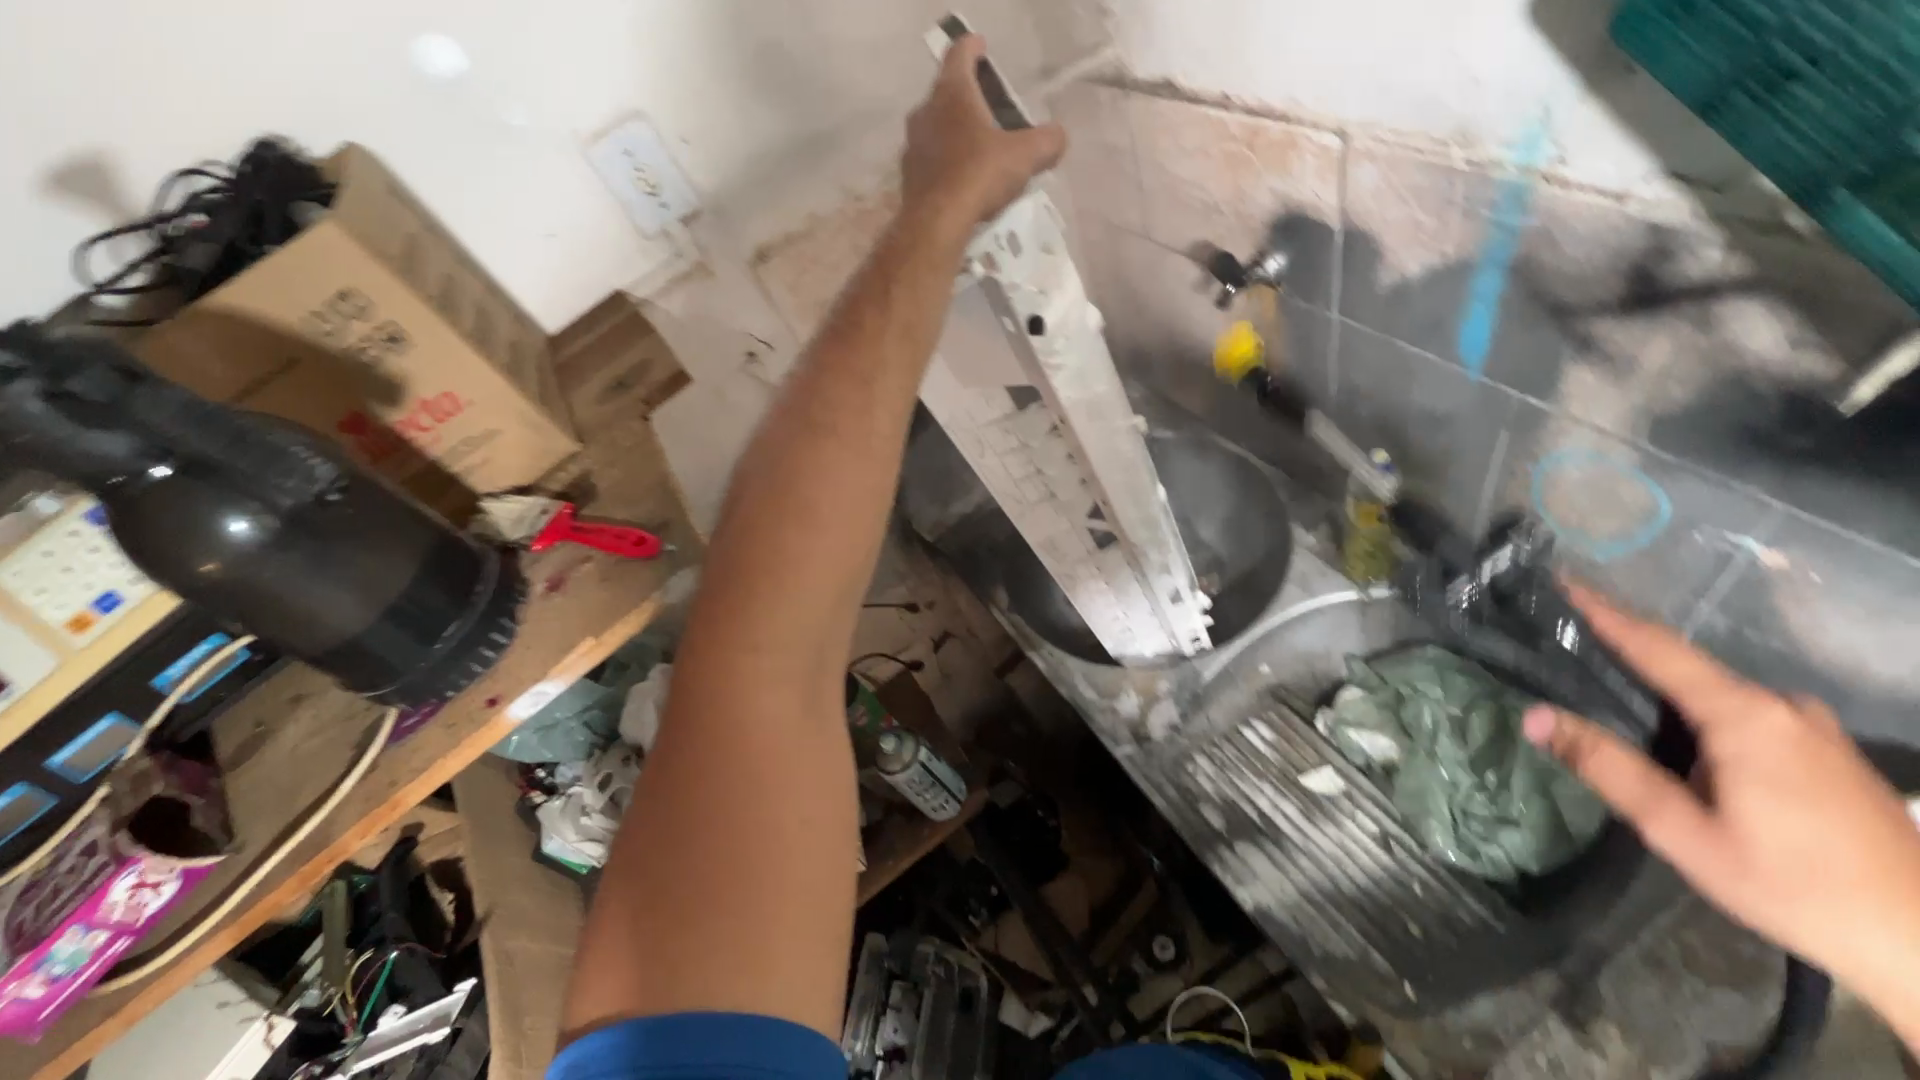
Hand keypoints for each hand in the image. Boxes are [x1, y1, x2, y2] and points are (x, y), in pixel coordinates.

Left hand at [901, 34, 1066, 229]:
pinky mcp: (909, 174)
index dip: (973, 47)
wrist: (936, 223)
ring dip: (955, 130)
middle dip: (967, 94)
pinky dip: (946, 159)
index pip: (960, 55)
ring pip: (936, 126)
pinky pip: (931, 157)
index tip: (982, 47)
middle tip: (989, 105)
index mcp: (953, 94)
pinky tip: (962, 177)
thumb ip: (1047, 141)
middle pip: (946, 91)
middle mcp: (926, 111)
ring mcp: (912, 144)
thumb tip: (1058, 138)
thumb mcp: (1025, 156)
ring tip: (977, 145)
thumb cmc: (979, 175)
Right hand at [1524, 586, 1919, 1003]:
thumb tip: (1532, 716)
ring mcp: (1813, 728)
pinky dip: (1701, 715)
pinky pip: (1746, 715)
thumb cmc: (1793, 885)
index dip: (1605, 613)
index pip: (1658, 647)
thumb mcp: (1682, 832)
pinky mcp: (1828, 752)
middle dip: (1628, 651)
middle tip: (1569, 643)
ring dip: (1665, 691)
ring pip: (1718, 694)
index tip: (1564, 580)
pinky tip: (1682, 746)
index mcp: (1744, 716)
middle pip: (1688, 667)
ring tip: (1611, 698)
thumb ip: (1608, 768)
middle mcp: (1783, 706)